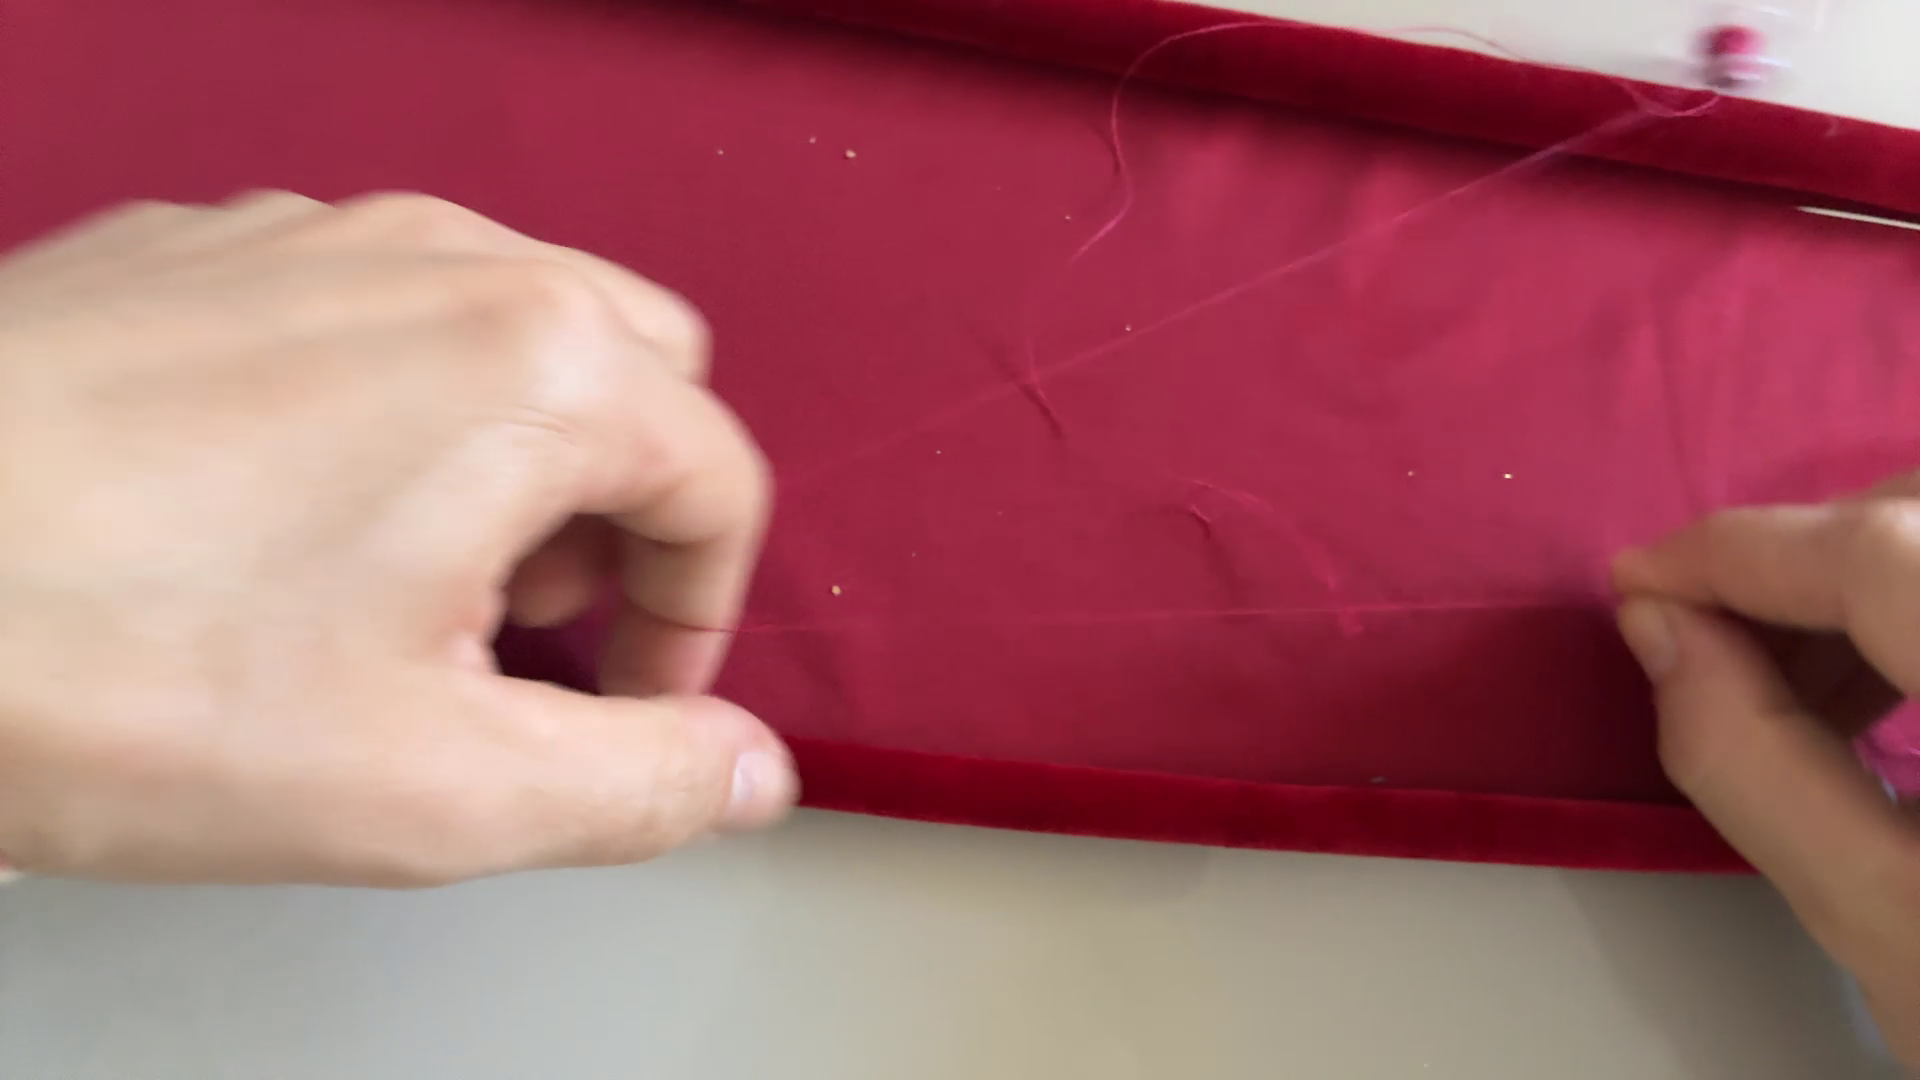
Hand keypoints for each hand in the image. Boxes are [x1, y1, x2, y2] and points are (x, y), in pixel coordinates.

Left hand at [0, 192, 794, 885]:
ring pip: (569, 335)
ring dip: (568, 457)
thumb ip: (642, 783)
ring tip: (462, 558)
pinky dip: (466, 403)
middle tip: (553, 612)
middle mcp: (478, 268)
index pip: (725, 486)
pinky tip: (357, 492)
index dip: (704, 609)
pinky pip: (448, 309)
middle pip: (668, 389)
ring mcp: (361, 237)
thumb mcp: (438, 791)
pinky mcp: (262, 244)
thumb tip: (760, 774)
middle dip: (649, 512)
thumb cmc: (101, 683)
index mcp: (549, 371)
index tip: (635, 692)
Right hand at [1614, 476, 1919, 1065]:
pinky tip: (1900, 681)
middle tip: (1718, 643)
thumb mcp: (1899, 935)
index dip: (1729, 552)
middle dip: (1801, 559)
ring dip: (1866, 580)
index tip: (1636, 584)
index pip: (1884, 555)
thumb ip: (1746, 762)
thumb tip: (1654, 626)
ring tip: (1810, 682)